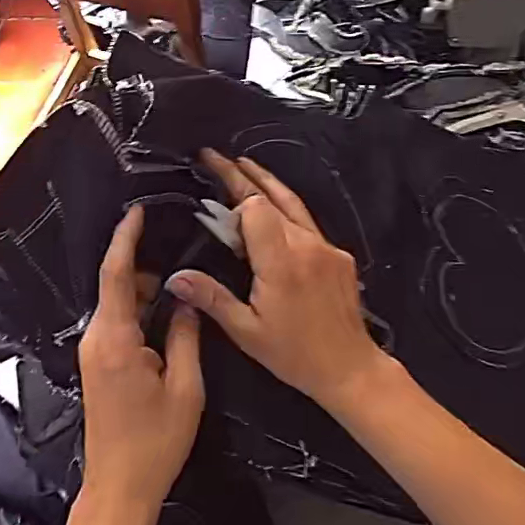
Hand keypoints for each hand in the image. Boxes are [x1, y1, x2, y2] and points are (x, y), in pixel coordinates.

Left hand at [76, 207, 204, 523]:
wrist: (119, 489)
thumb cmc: (155, 443)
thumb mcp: (185, 386)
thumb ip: (186, 336)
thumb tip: (188, 298)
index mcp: (115, 340)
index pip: (114, 275)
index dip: (125, 239)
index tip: (138, 211)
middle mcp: (97, 339)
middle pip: (116, 285)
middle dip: (145, 264)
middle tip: (182, 247)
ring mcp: (94, 352)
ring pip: (118, 304)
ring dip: (145, 289)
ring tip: (182, 277)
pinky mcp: (99, 364)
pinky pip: (118, 323)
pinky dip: (140, 309)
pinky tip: (168, 310)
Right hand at [168, 150, 394, 413]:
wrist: (350, 367)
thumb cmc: (294, 354)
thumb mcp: (247, 331)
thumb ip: (211, 298)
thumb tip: (175, 277)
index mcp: (281, 262)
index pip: (256, 208)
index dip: (233, 205)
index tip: (216, 214)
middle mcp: (306, 246)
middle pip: (271, 198)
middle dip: (241, 176)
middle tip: (213, 157)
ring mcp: (326, 247)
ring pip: (293, 203)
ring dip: (266, 183)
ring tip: (243, 164)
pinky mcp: (338, 255)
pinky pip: (307, 223)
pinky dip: (286, 210)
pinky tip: (274, 211)